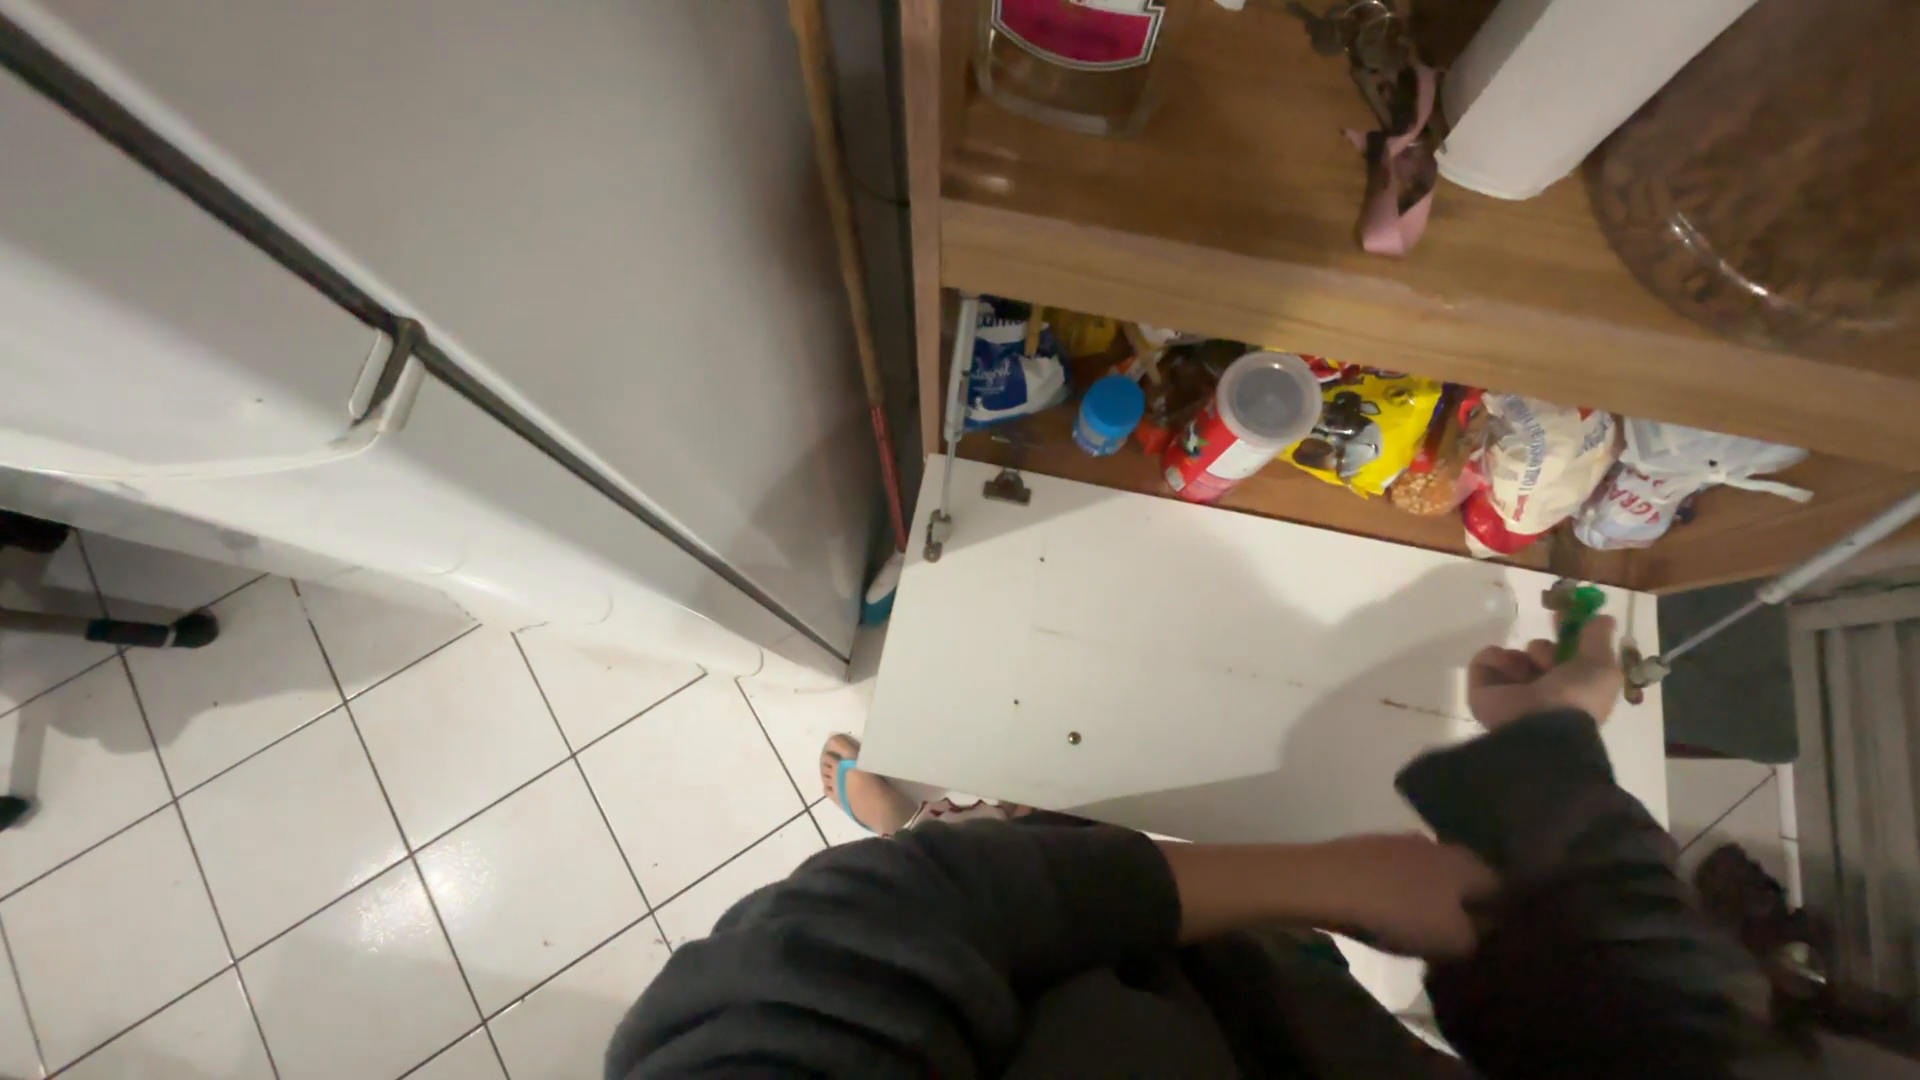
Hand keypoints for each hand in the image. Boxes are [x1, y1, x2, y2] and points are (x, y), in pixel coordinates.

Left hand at [1306, 834, 1496, 959]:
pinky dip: (1398, 889)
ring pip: (1427, 872)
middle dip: (1463, 902)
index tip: (1498, 938)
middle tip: (1461, 934)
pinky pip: (1395, 872)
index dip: (1503, 913)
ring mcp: (1396, 841)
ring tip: (1424, 925)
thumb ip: (1480, 934)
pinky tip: (1390, 909)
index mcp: (1465, 862)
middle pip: (1461, 876)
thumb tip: (1483, 925)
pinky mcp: (1365, 847)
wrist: (1323, 882)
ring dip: (1429, 894)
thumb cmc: (1397, 911)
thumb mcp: (1455, 940)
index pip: (1501, 886)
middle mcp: (1435, 844)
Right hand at [1467, 615, 1623, 729]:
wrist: (1537, 724)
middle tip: (1547, 656)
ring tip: (1527, 674)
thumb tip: (1603, 616)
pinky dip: (1497, 661)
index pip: (1570, 651)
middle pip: (1540, 650)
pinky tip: (1508, 673)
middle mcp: (1542, 685)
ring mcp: (1510, 686)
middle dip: (1545, 650)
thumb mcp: (1601, 666)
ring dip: (1524, 658)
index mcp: (1574, 685)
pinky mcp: (1482, 684)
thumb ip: (1598, 639)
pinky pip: (1487, 657)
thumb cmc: (1576, 696)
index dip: (1569, 631)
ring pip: (1515, 654)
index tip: (1565, 612)